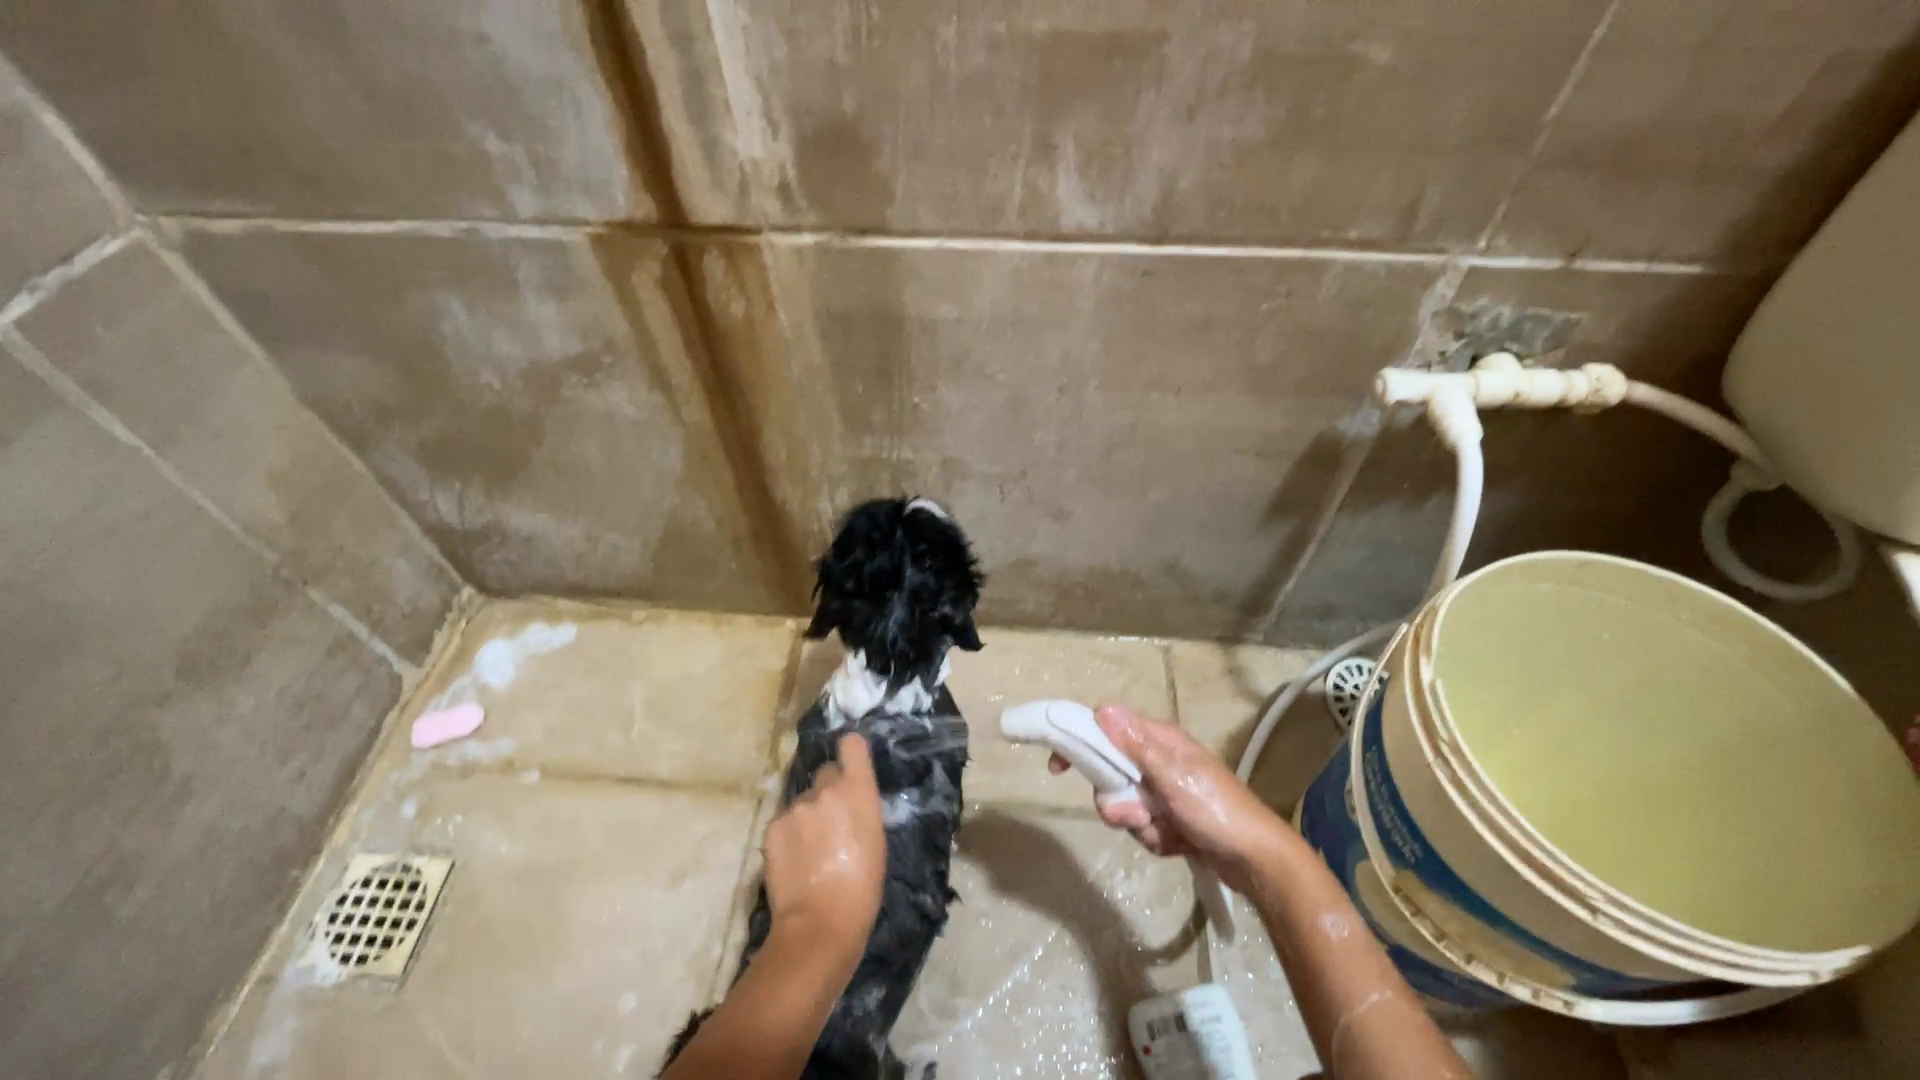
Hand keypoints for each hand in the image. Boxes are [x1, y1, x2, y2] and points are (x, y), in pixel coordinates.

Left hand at [763, 733, 886, 955]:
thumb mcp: (876, 840)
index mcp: (858, 790)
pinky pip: (784, 821)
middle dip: (828, 791)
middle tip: (830, 822)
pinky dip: (789, 835)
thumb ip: (862, 810)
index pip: (852, 745)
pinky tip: (794, 861)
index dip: (851, 751)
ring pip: (803, 801)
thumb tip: (851, 803)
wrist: (821, 922)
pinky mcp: (772, 826)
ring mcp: (795, 807)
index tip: (851, 763)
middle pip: (825, 773)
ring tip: (811, 851)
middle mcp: (825, 789)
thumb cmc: (863, 888)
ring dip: (807, 816)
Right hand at [1051, 706, 1289, 894]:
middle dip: (1117, 800)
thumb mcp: (1173, 776)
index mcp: (1159, 740)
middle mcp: (1158, 760)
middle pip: (1108, 773)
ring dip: (1138, 823)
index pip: (1106, 728)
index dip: (1080, 743)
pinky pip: (1140, 826)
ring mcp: (1163, 791)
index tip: (1058, 767)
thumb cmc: (1216, 810)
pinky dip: (1154, 838)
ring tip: (1165, 832)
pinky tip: (1176, 844)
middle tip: (1138, 814)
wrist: (1255, 860)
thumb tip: (1101, 709)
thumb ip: (1135, 745)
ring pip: (1122, 804)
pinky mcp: (1168, 818)